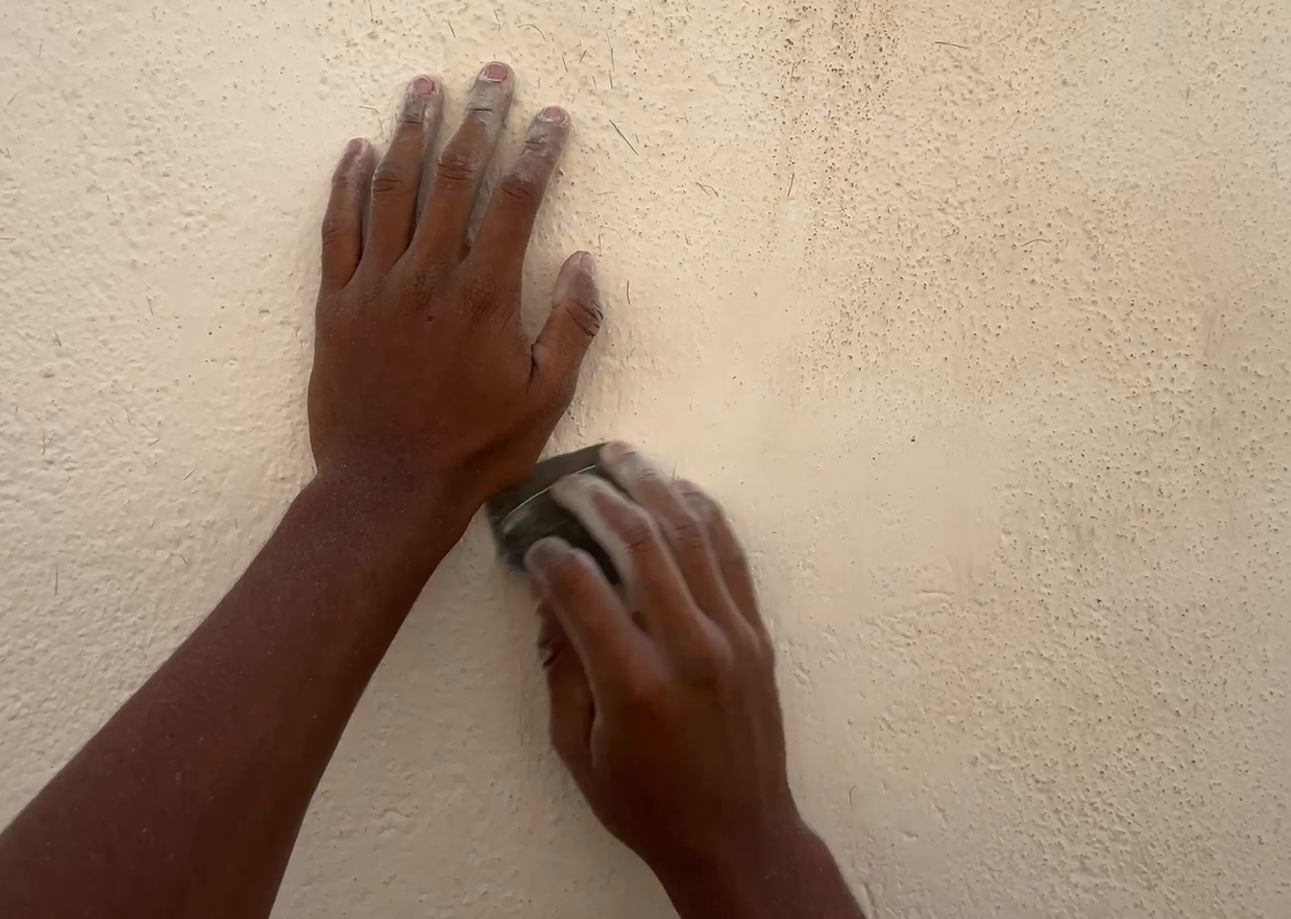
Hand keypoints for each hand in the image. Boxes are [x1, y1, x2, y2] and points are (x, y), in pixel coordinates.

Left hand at [309, 63, 602, 519]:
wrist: (388, 486)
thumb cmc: (475, 447)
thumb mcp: (546, 398)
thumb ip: (571, 326)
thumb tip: (583, 263)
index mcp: (485, 296)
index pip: (517, 202)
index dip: (537, 152)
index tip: (551, 117)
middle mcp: (429, 275)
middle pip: (454, 178)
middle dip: (477, 120)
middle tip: (490, 76)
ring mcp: (376, 285)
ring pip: (393, 189)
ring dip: (411, 132)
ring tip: (424, 86)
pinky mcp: (337, 303)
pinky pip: (338, 228)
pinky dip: (348, 184)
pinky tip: (357, 149)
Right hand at [528, 443, 860, 918]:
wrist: (739, 836)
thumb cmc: (645, 803)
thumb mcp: (577, 748)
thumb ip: (561, 666)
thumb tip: (550, 595)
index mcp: (635, 684)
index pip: (582, 588)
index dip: (550, 555)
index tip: (534, 544)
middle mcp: (689, 647)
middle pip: (640, 541)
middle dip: (596, 499)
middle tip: (568, 481)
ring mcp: (732, 633)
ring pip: (690, 533)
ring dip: (651, 485)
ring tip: (621, 455)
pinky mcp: (756, 630)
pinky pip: (730, 553)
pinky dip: (703, 512)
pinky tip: (678, 488)